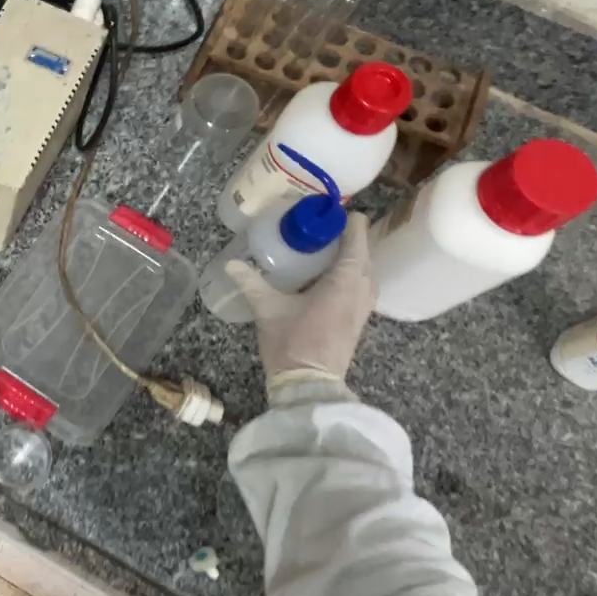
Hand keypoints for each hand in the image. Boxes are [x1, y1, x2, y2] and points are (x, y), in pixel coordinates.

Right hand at [223, 214, 377, 386]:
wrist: (309, 383)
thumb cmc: (292, 342)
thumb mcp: (268, 308)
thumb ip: (251, 282)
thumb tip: (231, 264)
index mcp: (347, 277)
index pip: (357, 235)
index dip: (344, 219)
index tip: (322, 212)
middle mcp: (364, 287)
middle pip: (360, 250)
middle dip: (340, 238)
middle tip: (312, 230)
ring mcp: (365, 304)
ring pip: (360, 269)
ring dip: (344, 258)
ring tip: (317, 252)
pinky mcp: (359, 318)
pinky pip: (358, 285)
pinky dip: (345, 275)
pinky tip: (322, 278)